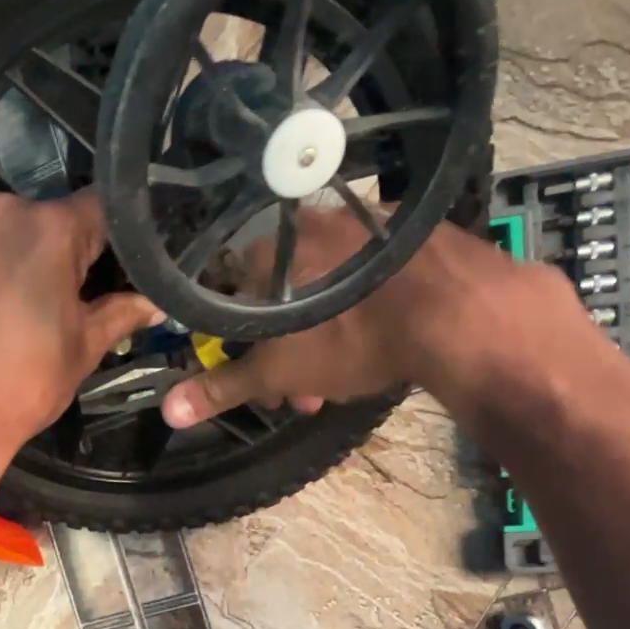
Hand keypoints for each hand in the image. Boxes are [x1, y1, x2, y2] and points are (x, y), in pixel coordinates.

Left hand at [0, 191, 164, 456]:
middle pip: (60, 218)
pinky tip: (19, 303)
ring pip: (23, 232)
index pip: (104, 210)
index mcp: (47, 227)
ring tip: (57, 302)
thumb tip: (155, 302)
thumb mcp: (84, 348)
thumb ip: (121, 313)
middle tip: (99, 292)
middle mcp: (4, 211)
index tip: (135, 266)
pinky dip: (10, 266)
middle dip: (81, 251)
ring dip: (42, 259)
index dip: (125, 239)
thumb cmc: (23, 383)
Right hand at [161, 206, 571, 427]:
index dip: (244, 350)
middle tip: (308, 392)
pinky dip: (370, 304)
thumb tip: (167, 408)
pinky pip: (374, 273)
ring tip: (351, 374)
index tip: (267, 384)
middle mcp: (313, 222)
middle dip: (290, 350)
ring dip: (329, 332)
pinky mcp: (416, 230)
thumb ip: (222, 387)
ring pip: (329, 285)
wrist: (463, 313)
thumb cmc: (354, 337)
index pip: (233, 298)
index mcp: (270, 250)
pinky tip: (388, 333)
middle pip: (283, 294)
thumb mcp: (279, 371)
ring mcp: (368, 220)